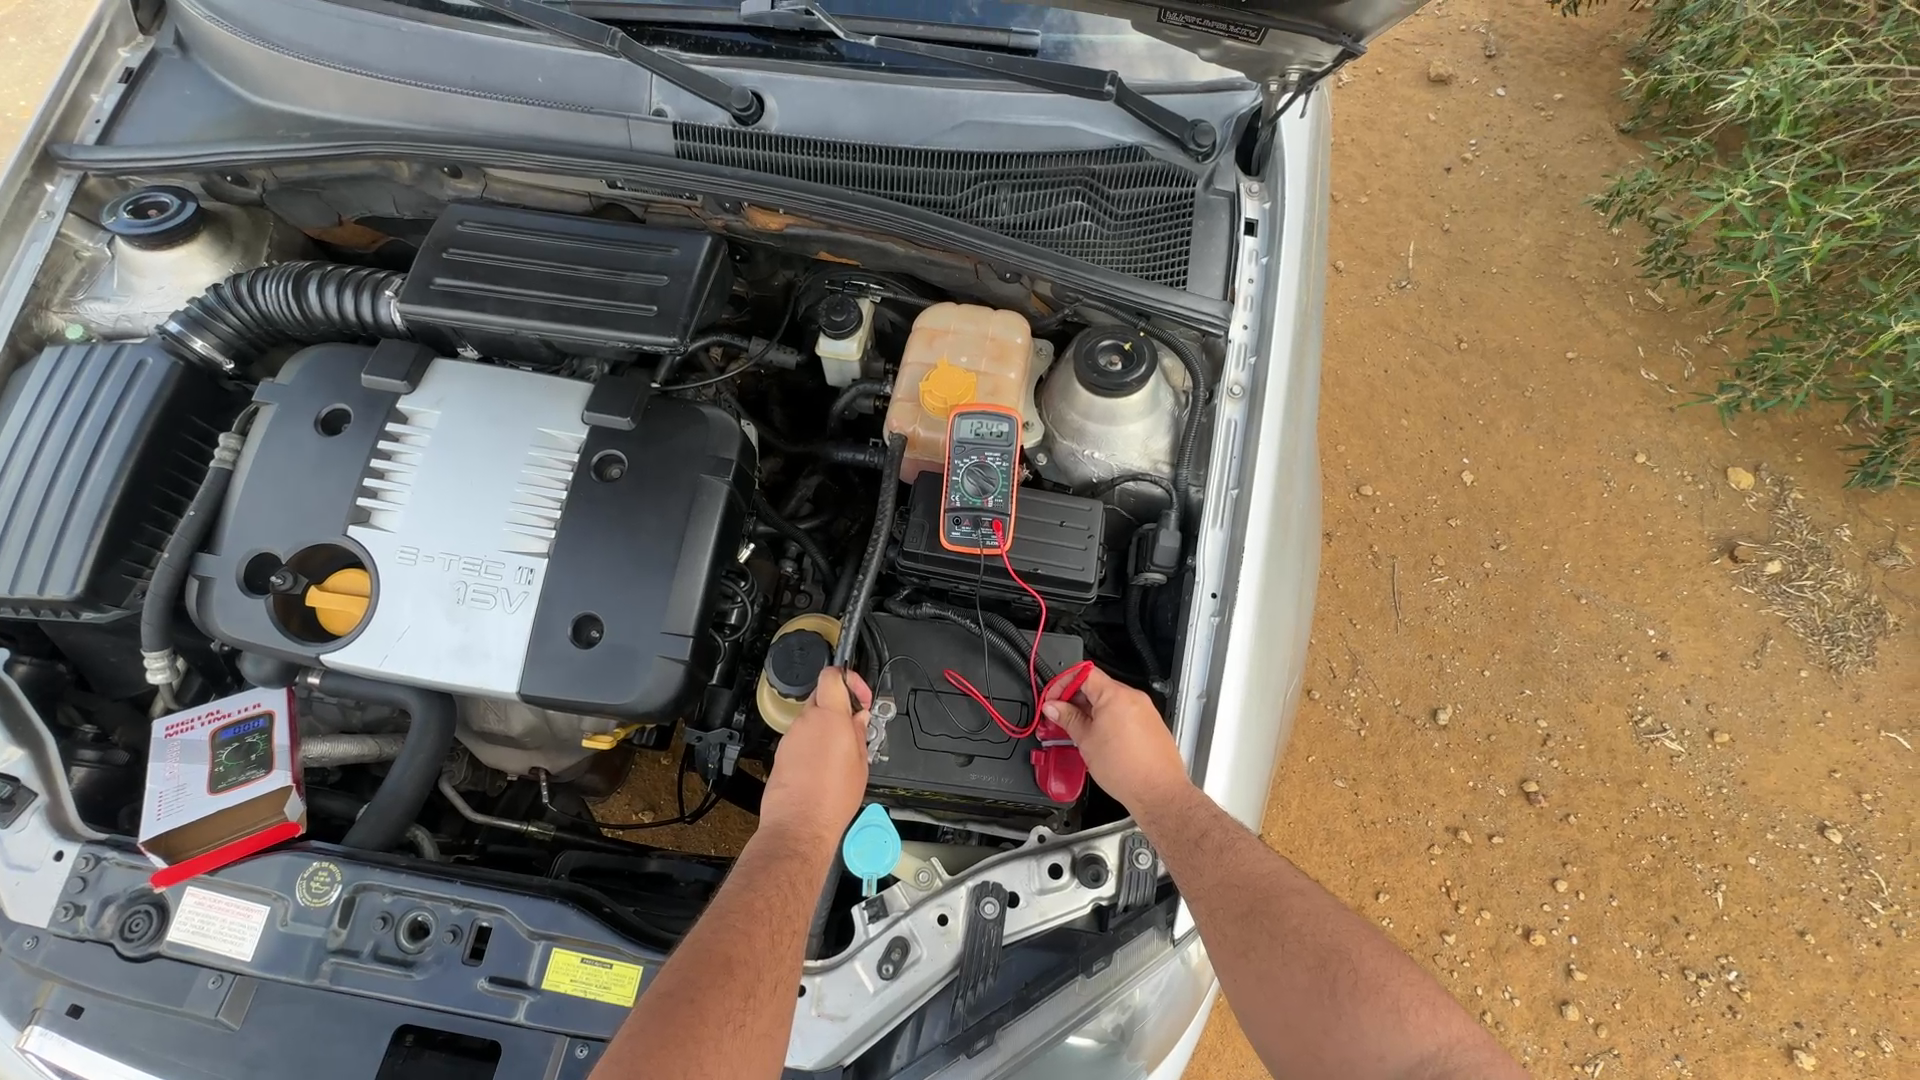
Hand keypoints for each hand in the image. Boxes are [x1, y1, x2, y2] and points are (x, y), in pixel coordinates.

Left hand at [760, 667, 872, 852]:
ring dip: (826, 726)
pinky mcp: (782, 753)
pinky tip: (824, 766)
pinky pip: (801, 738)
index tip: (861, 698)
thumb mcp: (860, 763)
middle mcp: (806, 721)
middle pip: (822, 696)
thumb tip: (860, 719)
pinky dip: (813, 744)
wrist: (799, 826)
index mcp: (830, 717)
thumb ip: (859, 733)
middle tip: (854, 724)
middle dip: (839, 705)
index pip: (832, 676)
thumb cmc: (831, 800)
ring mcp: (791, 737)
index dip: (849, 679)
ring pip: (810, 718)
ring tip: (841, 751)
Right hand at [1040, 665, 1189, 810]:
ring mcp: (1144, 709)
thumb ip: (1068, 719)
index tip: (1054, 698)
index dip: (1063, 683)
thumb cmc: (1129, 772)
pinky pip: (1123, 711)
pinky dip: (1107, 718)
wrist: (1159, 793)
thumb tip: (1054, 707)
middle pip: (1096, 685)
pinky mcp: (1150, 723)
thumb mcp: (1086, 742)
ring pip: (1109, 700)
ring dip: (1090, 709)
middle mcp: (1132, 697)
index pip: (1083, 673)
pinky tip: (1097, 737)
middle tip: (1060, 715)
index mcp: (1115, 696)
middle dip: (1074, 698)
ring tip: (1077, 729)